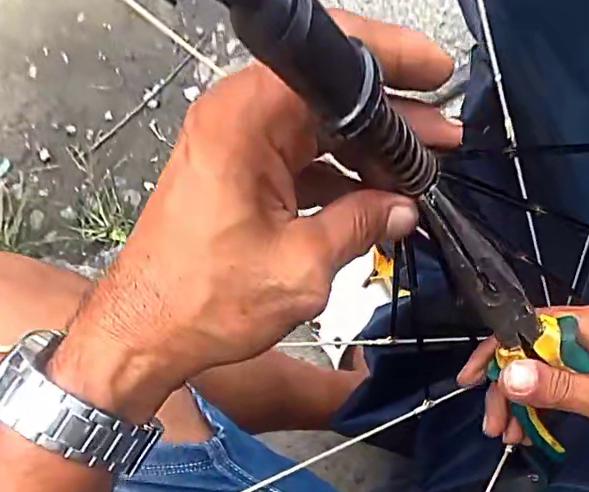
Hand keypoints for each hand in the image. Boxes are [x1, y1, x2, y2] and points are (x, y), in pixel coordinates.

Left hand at [57, 13, 462, 416]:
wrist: (150, 332)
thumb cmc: (202, 301)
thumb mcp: (301, 267)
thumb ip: (359, 227)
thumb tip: (401, 210)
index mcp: (246, 120)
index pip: (331, 63)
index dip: (392, 64)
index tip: (434, 75)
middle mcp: (238, 121)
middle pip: (330, 98)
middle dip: (391, 120)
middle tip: (439, 141)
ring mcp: (238, 150)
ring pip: (319, 134)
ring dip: (367, 156)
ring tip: (415, 178)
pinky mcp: (239, 181)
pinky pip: (301, 167)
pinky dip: (338, 183)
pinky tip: (374, 204)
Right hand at [457, 302, 588, 458]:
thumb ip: (559, 388)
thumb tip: (510, 373)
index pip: (534, 327)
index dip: (498, 351)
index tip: (474, 378)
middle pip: (537, 354)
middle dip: (510, 389)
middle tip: (496, 425)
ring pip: (550, 375)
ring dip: (527, 405)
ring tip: (514, 435)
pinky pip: (569, 389)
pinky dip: (550, 410)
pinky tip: (539, 431)